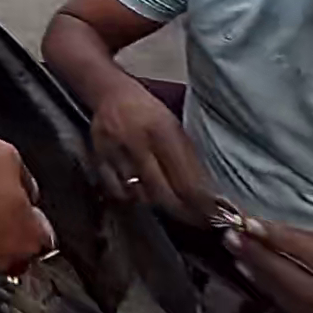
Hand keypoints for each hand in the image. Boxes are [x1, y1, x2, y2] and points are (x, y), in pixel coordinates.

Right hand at [89, 82, 214, 221]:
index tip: (215, 217)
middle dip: (183, 212)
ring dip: (157, 204)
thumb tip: (210, 197)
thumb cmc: (149, 111)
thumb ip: (188, 160)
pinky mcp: (98, 154)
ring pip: (139, 193)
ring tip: (170, 204)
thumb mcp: (174, 127)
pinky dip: (130, 196)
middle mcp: (135, 141)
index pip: (186, 181)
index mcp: (161, 131)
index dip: (202, 205)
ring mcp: (114, 149)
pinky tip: (140, 193)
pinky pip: (116, 188)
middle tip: (196, 219)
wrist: (109, 92)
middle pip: (162, 192)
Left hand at [227, 218, 312, 312]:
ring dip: (266, 280)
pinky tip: (259, 282)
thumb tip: (274, 230)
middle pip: (312, 290)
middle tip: (232, 238)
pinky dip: (282, 301)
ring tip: (238, 255)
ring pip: (306, 310)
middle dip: (266, 262)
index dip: (287, 244)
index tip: (250, 224)